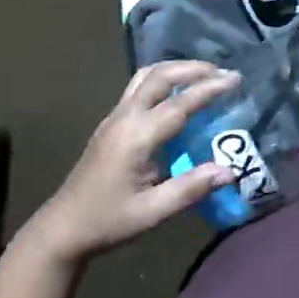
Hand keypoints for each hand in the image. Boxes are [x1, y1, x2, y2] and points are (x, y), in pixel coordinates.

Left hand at [25, 60, 241, 264]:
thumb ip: (191, 188)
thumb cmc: (108, 221)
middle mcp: (124, 118)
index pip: (179, 103)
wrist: (63, 229)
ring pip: (146, 77)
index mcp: (136, 136)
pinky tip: (179, 93)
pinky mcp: (111, 124)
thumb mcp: (152, 212)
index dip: (209, 88)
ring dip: (176, 70)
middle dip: (193, 69)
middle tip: (224, 72)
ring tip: (204, 75)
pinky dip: (164, 80)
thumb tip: (230, 171)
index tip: (236, 78)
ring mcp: (114, 118)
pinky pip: (139, 88)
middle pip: (159, 76)